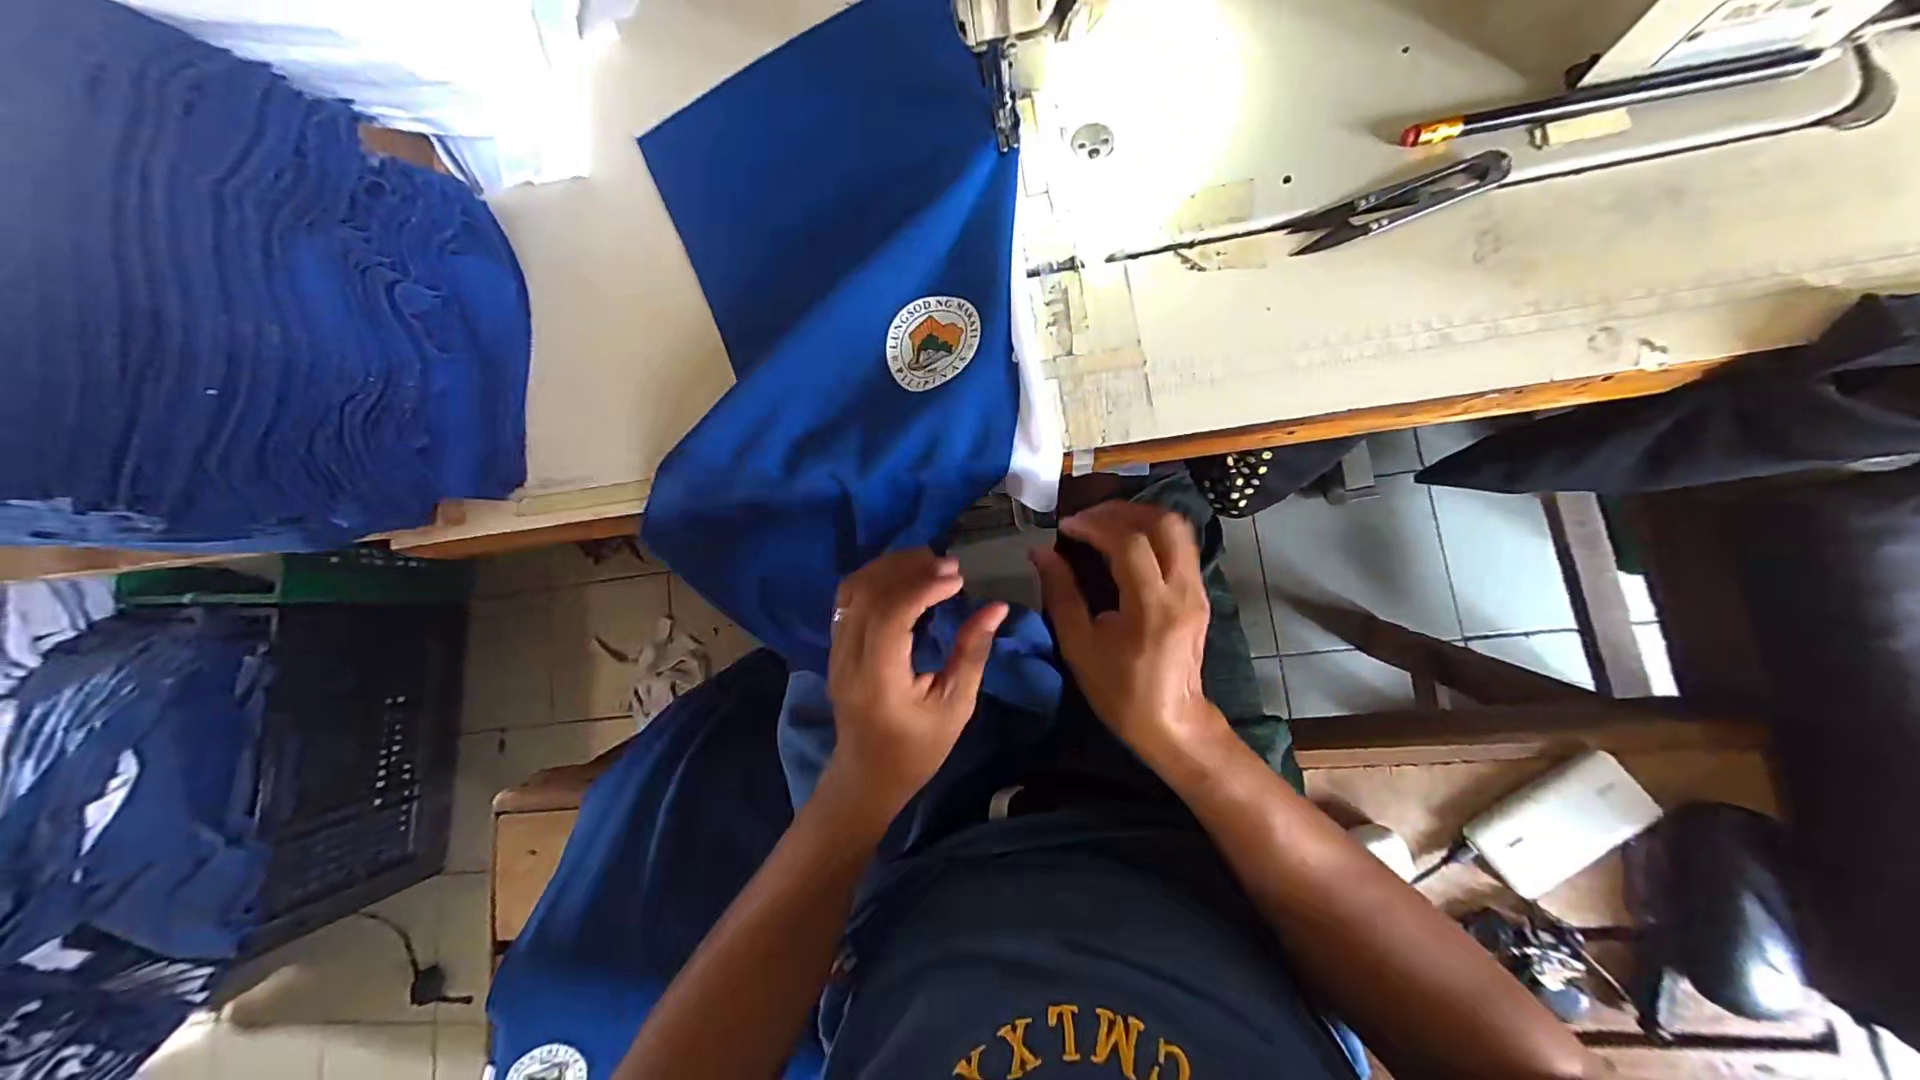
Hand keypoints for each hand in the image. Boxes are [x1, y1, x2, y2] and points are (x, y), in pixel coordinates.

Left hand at [824, 550, 1007, 816]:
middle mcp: (847, 660)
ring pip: (853, 590)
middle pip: (868, 594)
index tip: (958, 578)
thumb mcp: (955, 707)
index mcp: (878, 681)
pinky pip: (849, 600)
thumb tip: (996, 607)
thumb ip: (972, 653)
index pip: (890, 616)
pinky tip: (905, 577)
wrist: (868, 775)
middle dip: (908, 568)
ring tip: (929, 562)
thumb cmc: (917, 750)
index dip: (923, 588)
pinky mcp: (835, 647)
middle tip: (948, 564)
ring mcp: (835, 652)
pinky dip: (876, 578)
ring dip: (890, 567)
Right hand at [1030, 503, 1231, 762]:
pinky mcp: (1200, 592)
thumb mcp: (1079, 646)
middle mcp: (1183, 591)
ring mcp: (1198, 589)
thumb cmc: (1120, 691)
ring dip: (1139, 516)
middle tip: (1087, 518)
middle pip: (1164, 523)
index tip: (1066, 527)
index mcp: (1152, 608)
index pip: (1129, 544)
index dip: (1095, 525)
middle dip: (1121, 511)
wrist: (1171, 722)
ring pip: (1178, 528)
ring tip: (1104, 523)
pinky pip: (1181, 545)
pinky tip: (1125, 541)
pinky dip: (1151, 532)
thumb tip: (1041, 552)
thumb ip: (1061, 593)